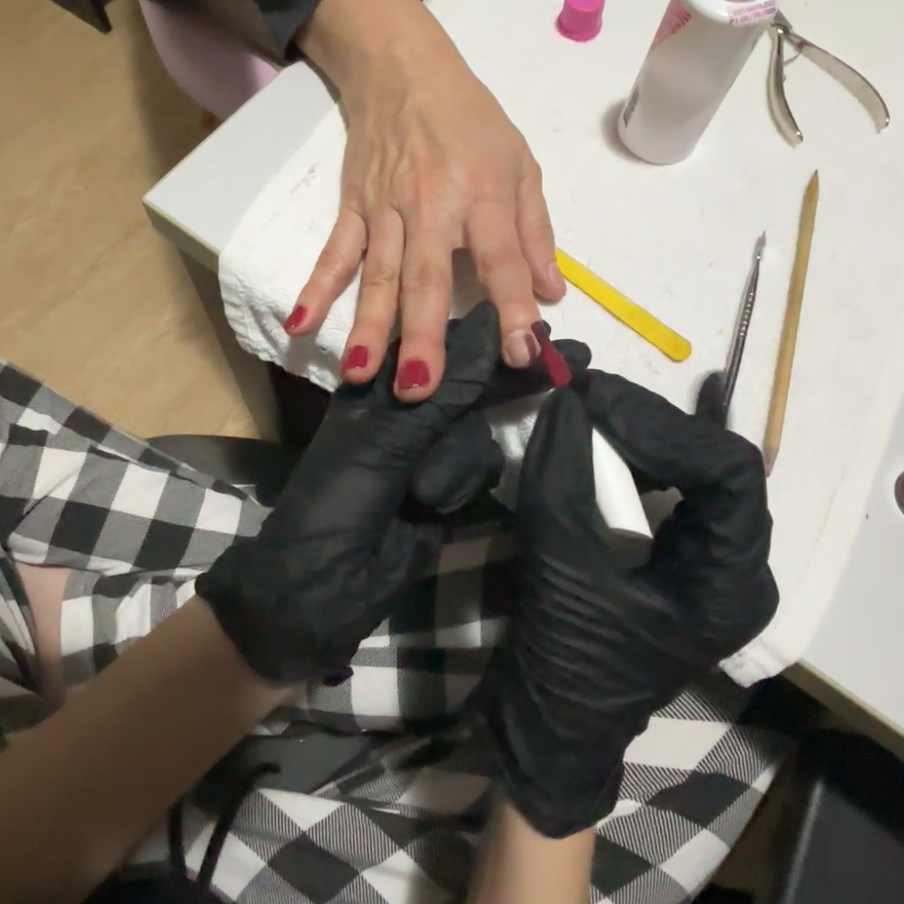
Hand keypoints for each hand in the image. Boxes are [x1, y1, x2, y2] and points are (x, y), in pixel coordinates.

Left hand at [196, 303, 588, 682]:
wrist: (328, 579)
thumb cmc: (344, 493)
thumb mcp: (391, 434)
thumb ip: (448, 386)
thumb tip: (494, 324)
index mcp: (382, 383)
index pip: (447, 349)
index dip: (494, 339)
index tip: (544, 329)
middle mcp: (410, 409)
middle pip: (474, 387)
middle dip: (513, 382)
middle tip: (575, 362)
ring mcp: (431, 449)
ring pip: (480, 432)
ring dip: (458, 461)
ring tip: (423, 492)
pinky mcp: (449, 485)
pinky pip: (479, 467)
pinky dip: (460, 483)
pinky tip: (432, 505)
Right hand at [289, 0, 564, 400]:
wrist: (403, 71)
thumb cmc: (472, 122)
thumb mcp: (521, 164)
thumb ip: (534, 232)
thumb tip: (551, 294)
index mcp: (483, 193)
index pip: (501, 256)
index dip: (512, 304)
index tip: (521, 352)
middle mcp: (432, 205)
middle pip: (426, 276)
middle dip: (421, 334)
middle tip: (416, 387)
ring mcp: (385, 209)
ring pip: (377, 274)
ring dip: (368, 326)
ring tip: (360, 375)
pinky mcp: (353, 207)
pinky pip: (335, 251)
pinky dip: (317, 287)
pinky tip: (300, 323)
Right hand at [473, 370, 778, 836]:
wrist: (552, 729)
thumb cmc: (565, 663)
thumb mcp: (558, 566)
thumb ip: (561, 476)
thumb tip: (568, 400)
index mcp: (729, 585)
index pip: (731, 474)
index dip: (667, 427)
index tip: (599, 403)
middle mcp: (737, 571)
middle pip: (718, 467)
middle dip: (652, 426)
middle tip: (588, 399)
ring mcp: (711, 567)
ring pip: (696, 473)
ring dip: (642, 437)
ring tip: (588, 415)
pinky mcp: (681, 562)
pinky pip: (672, 492)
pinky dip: (635, 460)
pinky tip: (601, 444)